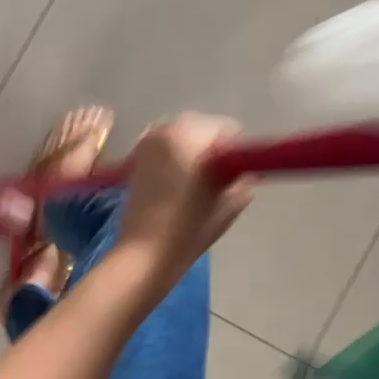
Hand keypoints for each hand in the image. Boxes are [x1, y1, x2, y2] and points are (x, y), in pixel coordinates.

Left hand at [113, 113, 255, 283]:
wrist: (145, 250)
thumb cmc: (191, 227)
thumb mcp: (231, 203)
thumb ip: (242, 176)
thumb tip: (243, 167)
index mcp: (190, 135)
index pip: (226, 128)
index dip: (234, 150)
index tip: (234, 173)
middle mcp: (165, 129)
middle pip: (201, 127)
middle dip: (211, 147)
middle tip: (217, 178)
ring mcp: (146, 141)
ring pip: (181, 134)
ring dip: (192, 149)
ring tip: (196, 181)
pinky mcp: (135, 156)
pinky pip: (164, 145)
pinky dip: (173, 155)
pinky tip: (176, 182)